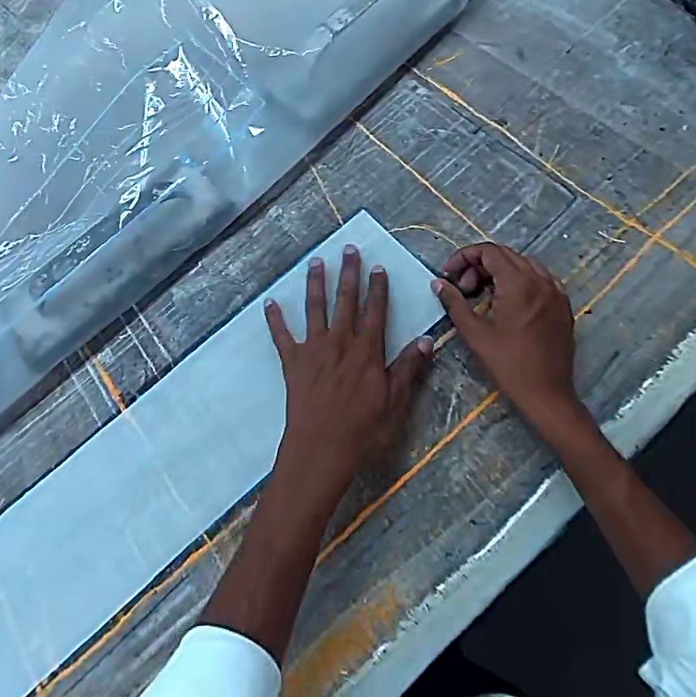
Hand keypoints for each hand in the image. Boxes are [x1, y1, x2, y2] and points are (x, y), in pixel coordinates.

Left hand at [265, 244, 432, 491]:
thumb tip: (426, 340)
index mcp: (367, 351)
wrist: (322, 446)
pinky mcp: (292, 361)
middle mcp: (340, 343)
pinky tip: (269, 302)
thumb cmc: (363, 429)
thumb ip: (408, 369)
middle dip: (349, 274)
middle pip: (346, 301)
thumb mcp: (395, 401)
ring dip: (315, 284)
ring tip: (315, 262)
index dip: (378, 288)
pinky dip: (275, 319)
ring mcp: (314, 350)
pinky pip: (281, 335)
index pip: (376, 312)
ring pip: (315, 309)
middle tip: (348, 250)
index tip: (378, 267)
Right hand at [431, 243, 577, 424]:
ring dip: (497, 271)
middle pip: (505, 255)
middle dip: (478, 264)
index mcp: (519, 284)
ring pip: (522, 264)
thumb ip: (454, 302)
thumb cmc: (507, 363)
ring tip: (481, 293)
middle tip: (462, 287)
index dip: (463, 257)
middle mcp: (541, 281)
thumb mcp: (474, 331)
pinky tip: (506, 300)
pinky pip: (538, 278)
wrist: (546, 392)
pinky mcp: (562, 305)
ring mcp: (555, 292)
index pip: (488, 251)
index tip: (448, 274)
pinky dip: (518, 280)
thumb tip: (438, 283)